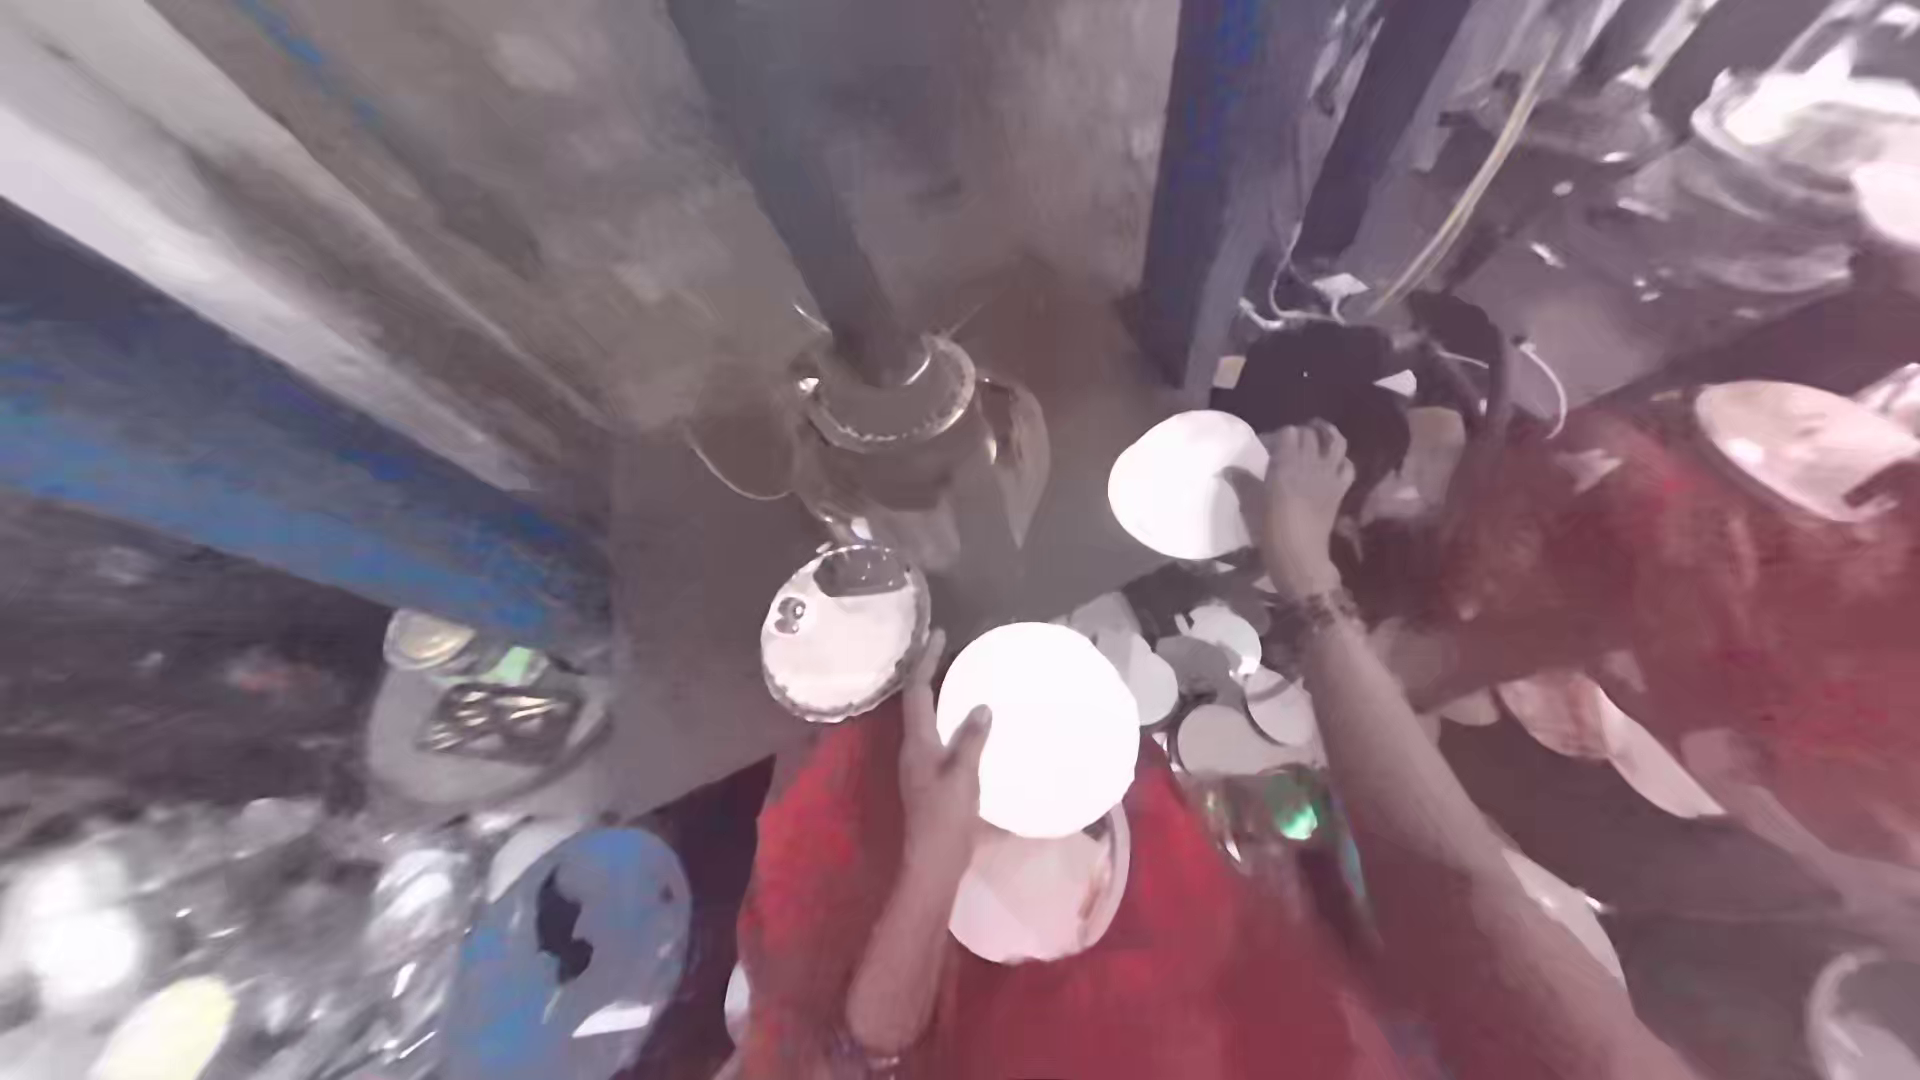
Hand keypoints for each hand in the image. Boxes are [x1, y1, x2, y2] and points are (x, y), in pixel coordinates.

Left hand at [899, 629, 991, 869]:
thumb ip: (972, 739)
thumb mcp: (964, 775)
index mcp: (917, 740)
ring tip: (961, 676)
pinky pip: (937, 731)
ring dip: (939, 692)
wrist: (934, 861)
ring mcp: (920, 761)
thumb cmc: (946, 817)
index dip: (926, 660)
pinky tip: (969, 720)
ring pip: (927, 715)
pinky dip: (949, 715)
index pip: (917, 690)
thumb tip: (982, 707)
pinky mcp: (930, 774)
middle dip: (930, 671)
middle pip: (917, 699)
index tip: (939, 635)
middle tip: (952, 651)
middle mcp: (913, 745)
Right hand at [1226, 421, 1354, 599]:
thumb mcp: (1250, 503)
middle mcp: (1311, 463)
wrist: (1299, 554)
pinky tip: (1331, 462)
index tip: (1263, 446)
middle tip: (1286, 442)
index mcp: (1286, 463)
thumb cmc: (1269, 529)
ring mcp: (1329, 475)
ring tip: (1316, 434)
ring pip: (1337, 441)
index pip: (1287, 433)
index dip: (1275, 435)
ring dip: (1327, 434)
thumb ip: (1241, 481)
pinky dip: (1340, 459)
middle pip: (1310, 433)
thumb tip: (1226, 469)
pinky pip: (1347, 465)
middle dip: (1298, 433)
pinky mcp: (1341, 489)